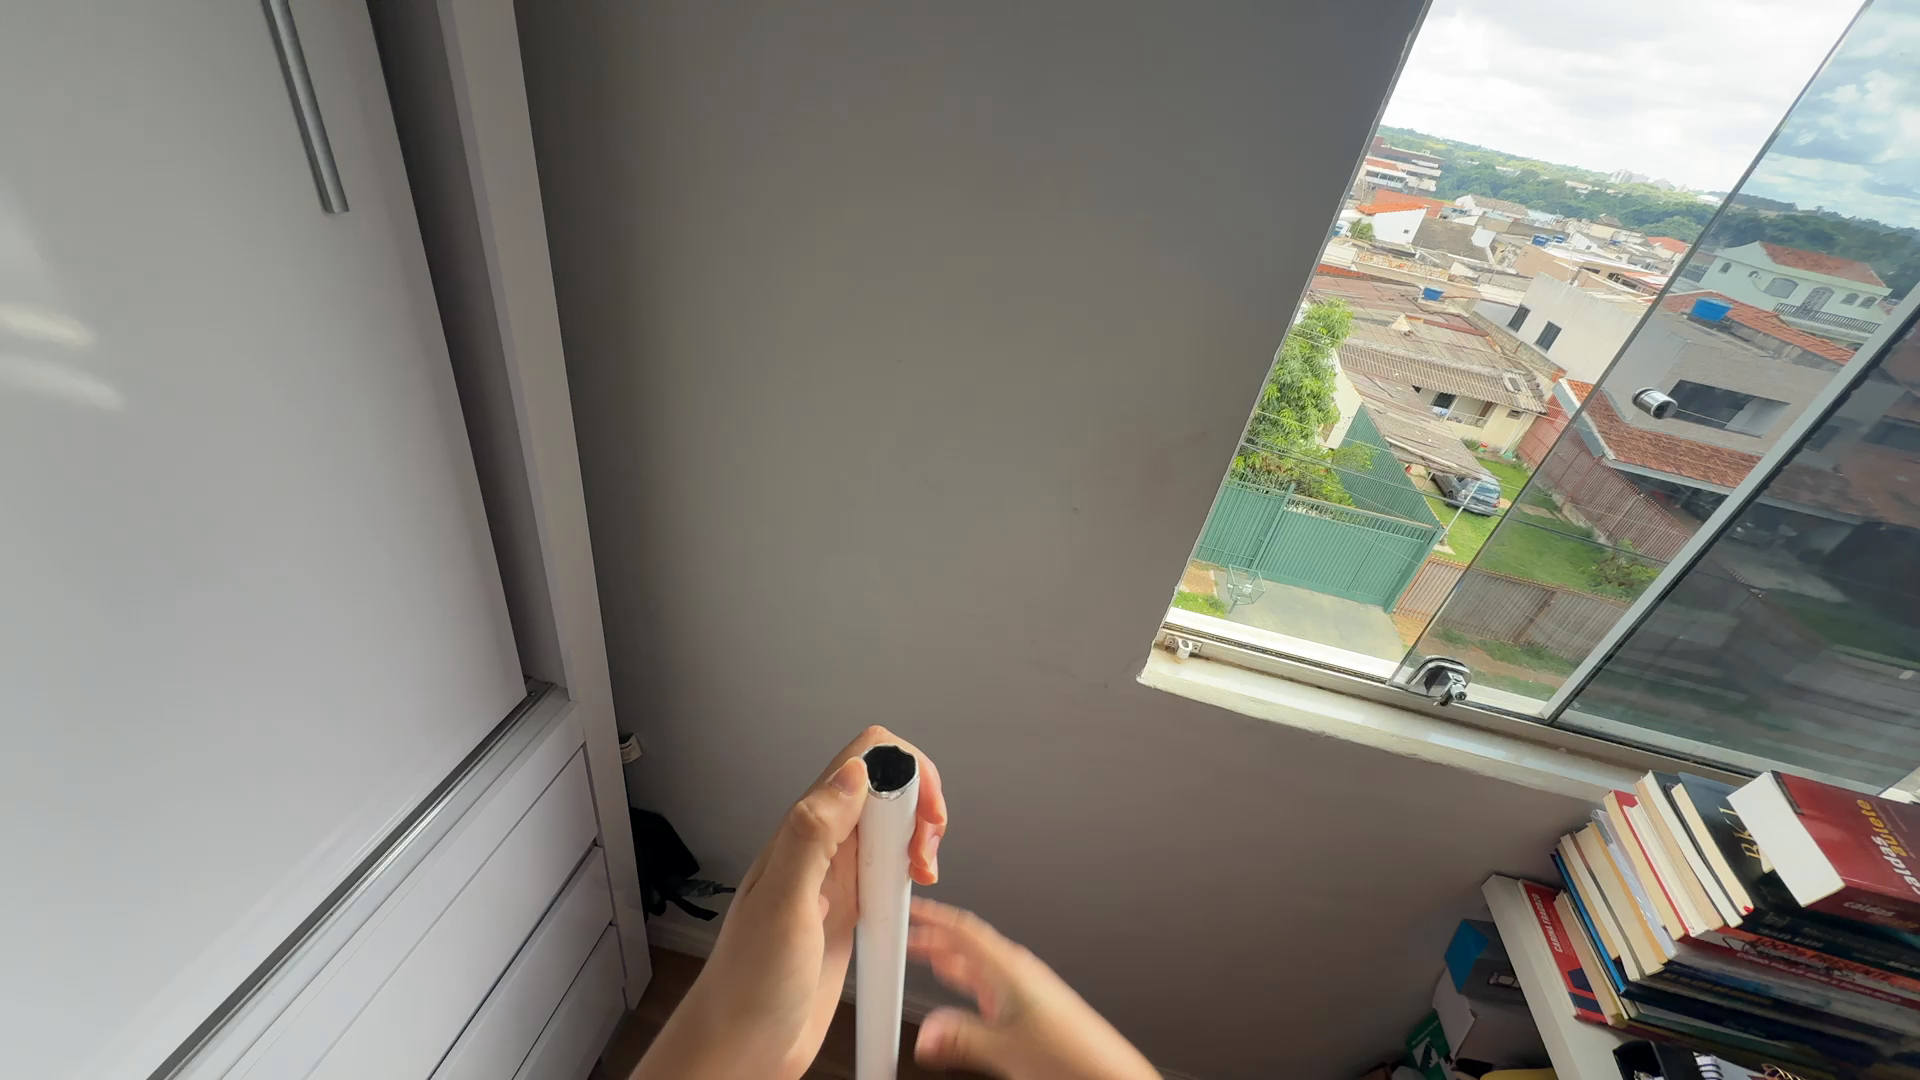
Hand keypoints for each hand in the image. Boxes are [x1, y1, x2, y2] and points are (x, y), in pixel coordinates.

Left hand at [636, 727, 946, 1079]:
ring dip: (920, 837)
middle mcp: (826, 841)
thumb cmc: (746, 986)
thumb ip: (813, 833)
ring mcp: (842, 872)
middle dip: (921, 804)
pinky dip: (914, 872)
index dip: (904, 769)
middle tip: (924, 850)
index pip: (863, 757)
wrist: (741, 1051)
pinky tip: (913, 895)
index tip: (920, 814)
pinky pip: (894, 867)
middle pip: (888, 783)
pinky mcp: (855, 904)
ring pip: (894, 823)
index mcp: (806, 827)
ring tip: (922, 872)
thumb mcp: (780, 905)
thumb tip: (854, 773)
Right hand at [909, 899, 1158, 1079]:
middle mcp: (1016, 970)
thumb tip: (924, 1032)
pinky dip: (967, 981)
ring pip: (978, 963)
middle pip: (968, 943)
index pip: (963, 928)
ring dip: (950, 958)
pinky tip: (961, 993)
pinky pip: (989, 982)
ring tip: (925, 957)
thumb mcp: (1006, 1049)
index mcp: (1009, 967)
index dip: (935, 915)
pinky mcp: (1029, 1003)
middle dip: (936, 936)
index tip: (912, 907)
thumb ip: (960, 1038)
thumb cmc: (1071, 1055)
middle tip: (907, 933)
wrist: (1109, 1072)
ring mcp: (1023, 986)